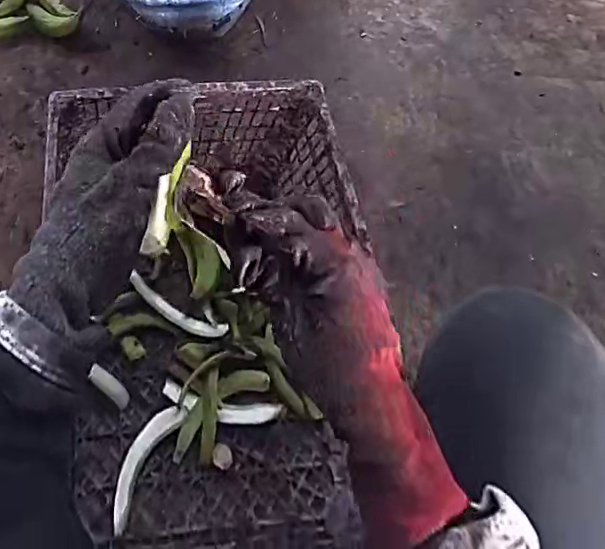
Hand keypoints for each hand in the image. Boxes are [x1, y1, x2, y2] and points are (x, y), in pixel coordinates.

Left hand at [9, 79, 192, 352]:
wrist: (63, 299)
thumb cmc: (93, 235)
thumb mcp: (128, 186)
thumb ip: (156, 146)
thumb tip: (182, 102)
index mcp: (98, 145)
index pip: (135, 104)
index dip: (165, 93)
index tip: (198, 91)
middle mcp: (101, 161)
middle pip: (140, 128)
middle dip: (170, 120)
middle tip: (204, 120)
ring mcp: (107, 188)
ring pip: (144, 157)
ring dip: (169, 150)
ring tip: (197, 149)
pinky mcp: (115, 215)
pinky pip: (145, 185)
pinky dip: (165, 179)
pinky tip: (179, 187)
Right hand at [236, 196, 469, 548]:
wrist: (374, 400)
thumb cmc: (330, 365)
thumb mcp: (290, 318)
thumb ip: (272, 276)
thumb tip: (250, 250)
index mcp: (333, 258)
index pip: (287, 221)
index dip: (255, 213)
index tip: (230, 206)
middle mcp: (347, 250)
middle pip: (305, 210)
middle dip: (273, 213)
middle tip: (244, 226)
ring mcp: (356, 261)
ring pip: (317, 224)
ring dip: (287, 228)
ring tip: (259, 253)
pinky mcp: (357, 276)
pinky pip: (326, 247)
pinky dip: (301, 247)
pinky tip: (280, 266)